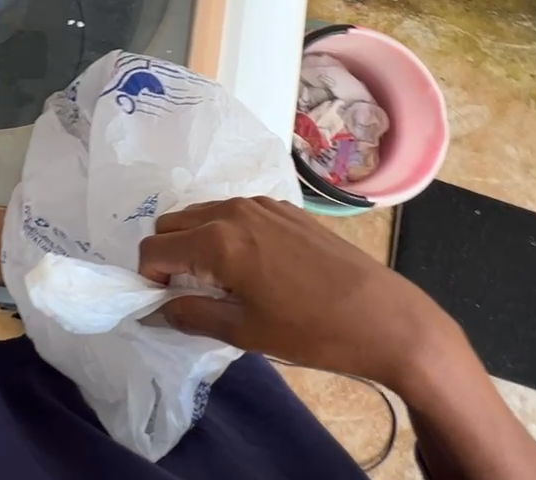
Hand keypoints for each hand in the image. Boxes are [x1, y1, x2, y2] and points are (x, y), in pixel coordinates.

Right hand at [138, 196, 456, 387]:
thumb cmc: (312, 330)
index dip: (148, 276)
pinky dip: (225, 232)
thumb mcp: (246, 332)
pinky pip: (234, 211)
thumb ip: (192, 315)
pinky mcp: (282, 207)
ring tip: (222, 280)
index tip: (163, 301)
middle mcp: (231, 210)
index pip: (155, 248)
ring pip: (202, 213)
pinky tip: (254, 265)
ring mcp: (259, 203)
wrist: (386, 317)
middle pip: (172, 222)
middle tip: (189, 291)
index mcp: (217, 241)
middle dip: (168, 254)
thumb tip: (158, 309)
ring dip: (195, 241)